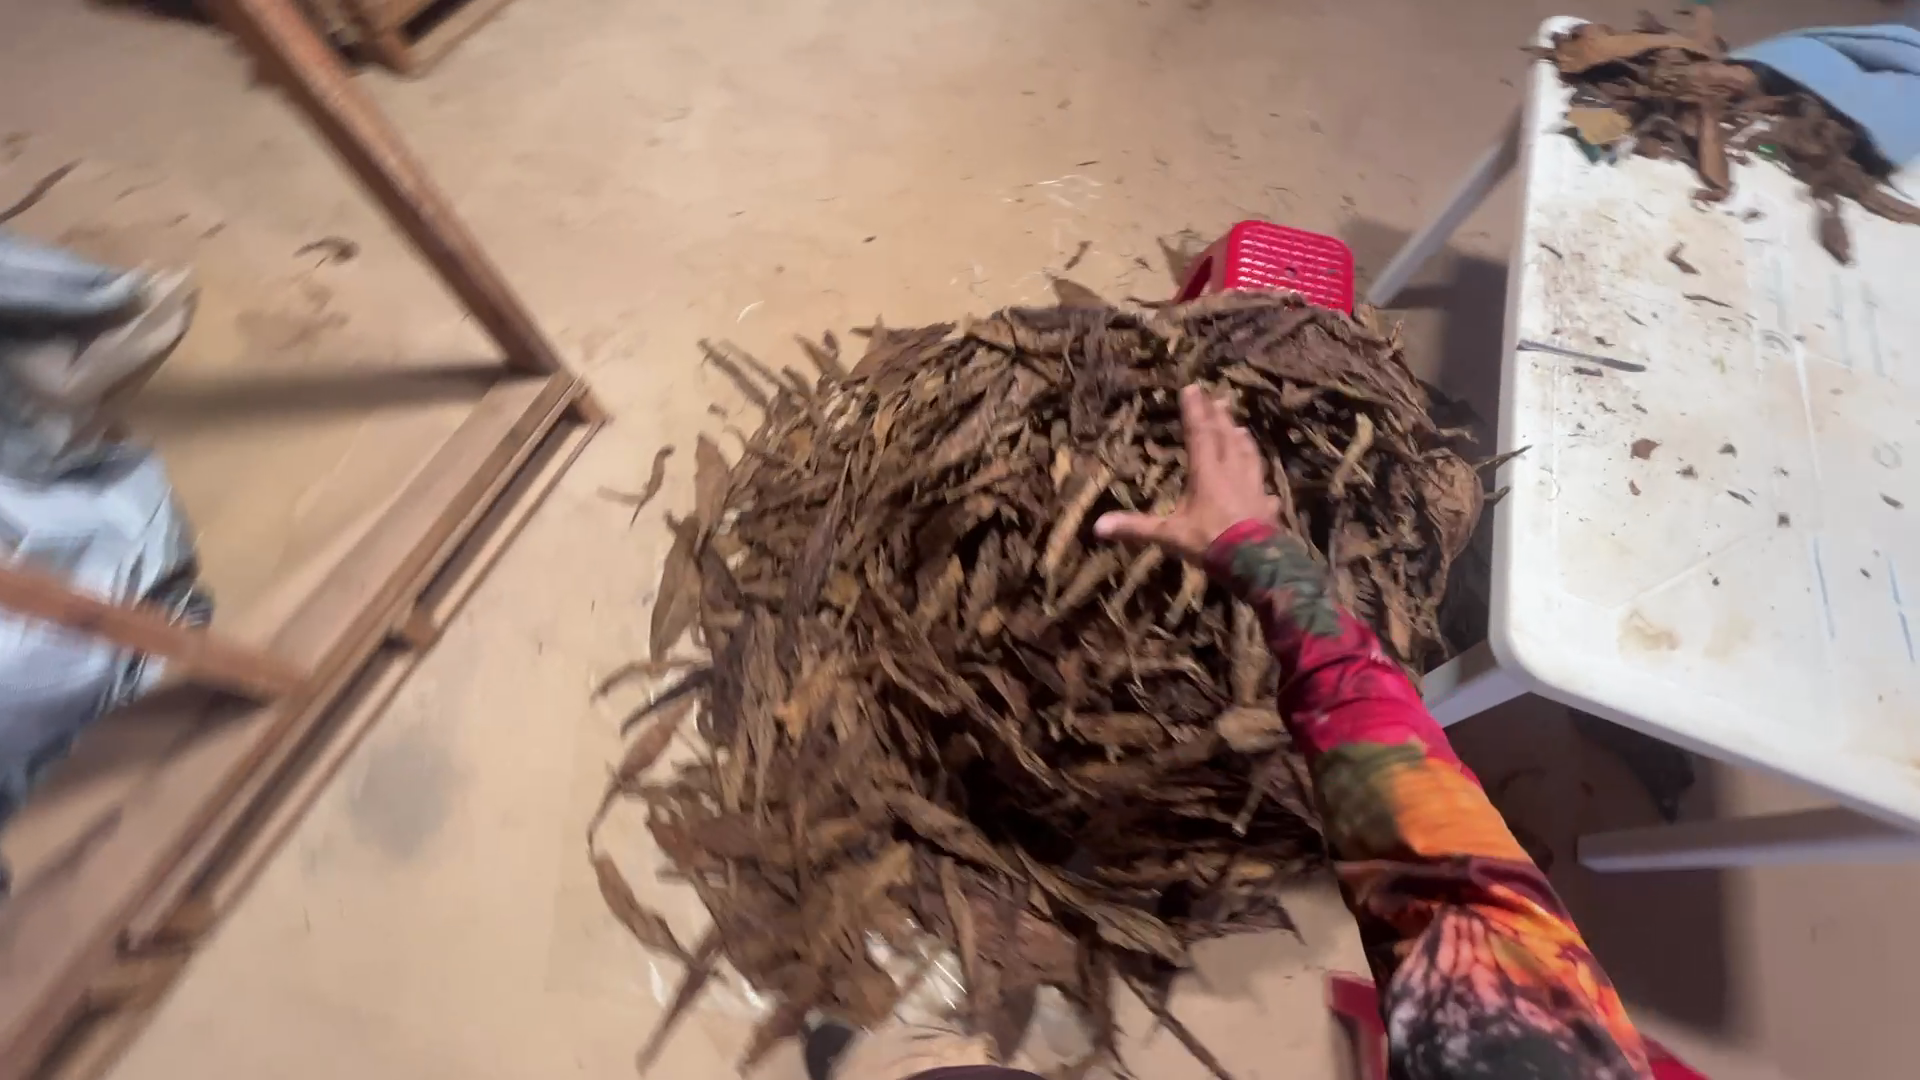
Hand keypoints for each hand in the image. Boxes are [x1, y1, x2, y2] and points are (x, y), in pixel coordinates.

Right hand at [1094, 384, 1284, 562]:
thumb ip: (1134, 528)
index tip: (1192, 388)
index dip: (1194, 412)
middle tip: (1218, 398)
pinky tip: (1269, 490)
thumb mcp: (1167, 535)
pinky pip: (1265, 491)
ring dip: (1242, 441)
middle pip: (1226, 439)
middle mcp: (1232, 474)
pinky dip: (1263, 486)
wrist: (1254, 562)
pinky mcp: (1267, 507)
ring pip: (1248, 457)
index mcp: (1206, 474)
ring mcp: (1253, 489)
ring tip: (1241, 428)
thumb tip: (1097, 526)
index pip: (1199, 435)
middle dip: (1219, 418)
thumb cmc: (1208, 542)